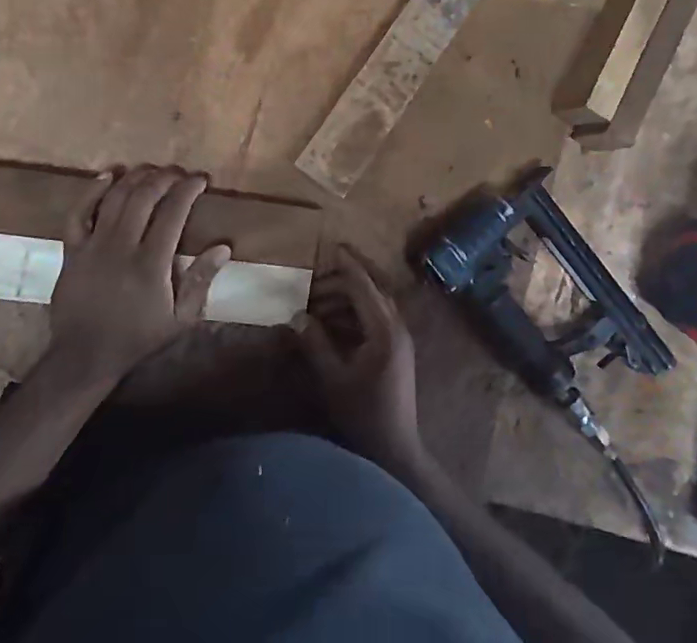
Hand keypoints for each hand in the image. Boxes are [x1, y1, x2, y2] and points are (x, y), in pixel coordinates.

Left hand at [47, 166, 230, 381]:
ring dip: (136, 177)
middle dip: (165, 177)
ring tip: (153, 169)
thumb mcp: (180, 319)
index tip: (201, 179)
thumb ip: (201, 281)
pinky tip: (108, 175)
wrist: (84, 356)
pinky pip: (79, 212)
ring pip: (115, 198)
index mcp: (151, 264)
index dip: (188, 189)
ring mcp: (93, 246)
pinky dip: (93, 190)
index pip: (173, 212)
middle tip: (180, 172)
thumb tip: (223, 247)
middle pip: (143, 197)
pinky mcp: (72, 250)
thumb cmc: (138, 337)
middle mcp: (121, 247)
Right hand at [295, 247, 427, 477]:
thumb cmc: (362, 413)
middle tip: (317, 275)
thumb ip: (314, 342)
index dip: (345, 266)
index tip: (330, 248)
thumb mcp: (333, 377)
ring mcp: (400, 336)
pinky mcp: (397, 347)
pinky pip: (376, 316)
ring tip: (317, 299)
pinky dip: (355, 310)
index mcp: (385, 329)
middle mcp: (397, 326)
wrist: (394, 447)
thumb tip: (296, 315)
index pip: (364, 286)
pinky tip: (333, 318)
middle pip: (375, 287)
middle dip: (347, 276)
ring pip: (376, 301)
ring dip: (349, 295)